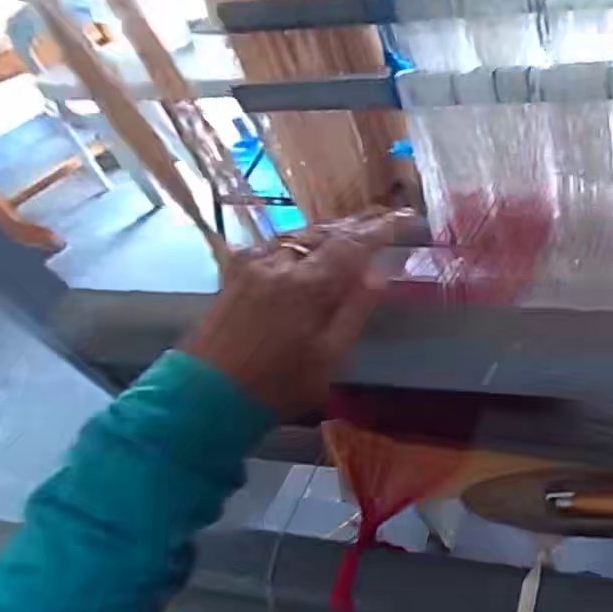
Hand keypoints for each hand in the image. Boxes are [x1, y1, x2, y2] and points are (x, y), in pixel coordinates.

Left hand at [181, 212, 399, 415]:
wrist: (207, 394)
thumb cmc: (277, 385)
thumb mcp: (328, 357)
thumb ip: (354, 312)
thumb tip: (377, 275)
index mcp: (307, 286)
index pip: (352, 245)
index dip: (380, 229)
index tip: (405, 217)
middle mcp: (279, 263)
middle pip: (325, 232)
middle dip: (357, 223)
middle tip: (384, 217)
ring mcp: (253, 264)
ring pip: (300, 234)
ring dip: (330, 231)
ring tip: (353, 229)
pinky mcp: (236, 273)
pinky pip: (277, 244)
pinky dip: (302, 241)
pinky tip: (309, 247)